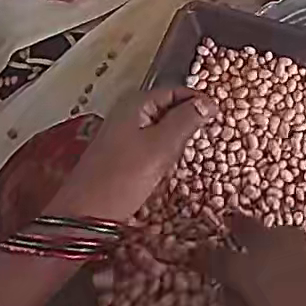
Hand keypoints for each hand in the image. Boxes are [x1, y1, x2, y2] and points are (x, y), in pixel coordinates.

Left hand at [46, 87, 215, 223]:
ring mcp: (124, 134)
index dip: (198, 101)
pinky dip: (165, 153)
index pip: (176, 91)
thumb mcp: (160, 147)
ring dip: (178, 140)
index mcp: (136, 103)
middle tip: (211, 139)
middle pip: (169, 108)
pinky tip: (171, 168)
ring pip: (162, 129)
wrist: (84, 215)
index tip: (221, 117)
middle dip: (189, 122)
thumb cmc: (122, 179)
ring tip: (194, 155)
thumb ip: (185, 120)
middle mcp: (129, 113)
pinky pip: (153, 145)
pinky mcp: (124, 154)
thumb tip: (209, 102)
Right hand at [200, 214, 305, 305]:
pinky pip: (297, 246)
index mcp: (246, 270)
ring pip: (276, 233)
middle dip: (235, 228)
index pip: (215, 257)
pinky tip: (286, 263)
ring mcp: (302, 249)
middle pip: (249, 229)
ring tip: (259, 244)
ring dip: (265, 237)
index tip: (193, 255)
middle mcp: (272, 250)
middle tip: (227, 225)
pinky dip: (287, 250)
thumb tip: (234, 294)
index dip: (201, 256)